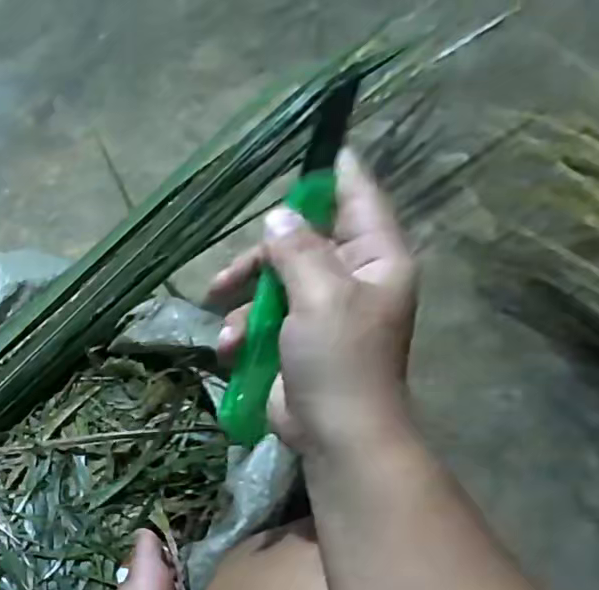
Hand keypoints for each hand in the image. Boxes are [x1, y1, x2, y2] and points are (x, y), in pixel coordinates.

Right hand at [206, 149, 418, 457]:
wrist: (333, 430)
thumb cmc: (339, 360)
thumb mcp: (320, 298)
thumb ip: (298, 253)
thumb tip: (278, 216)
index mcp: (375, 260)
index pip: (358, 202)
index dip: (337, 177)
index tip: (320, 150)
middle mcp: (349, 281)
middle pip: (298, 248)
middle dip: (258, 262)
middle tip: (224, 280)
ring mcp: (319, 315)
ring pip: (270, 288)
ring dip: (242, 307)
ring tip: (228, 335)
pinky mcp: (291, 345)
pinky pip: (259, 323)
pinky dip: (240, 335)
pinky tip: (231, 351)